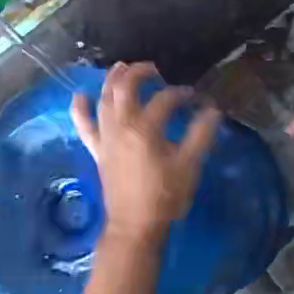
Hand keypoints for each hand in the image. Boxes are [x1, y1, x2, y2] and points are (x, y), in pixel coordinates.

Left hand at [72, 62, 221, 245]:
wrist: (135, 226)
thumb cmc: (166, 197)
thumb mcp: (190, 166)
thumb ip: (201, 135)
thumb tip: (213, 110)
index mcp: (145, 128)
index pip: (165, 99)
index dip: (181, 94)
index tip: (195, 98)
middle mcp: (121, 126)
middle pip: (126, 88)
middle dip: (140, 73)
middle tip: (154, 69)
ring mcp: (106, 137)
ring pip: (104, 99)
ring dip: (113, 80)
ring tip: (122, 67)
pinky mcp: (98, 150)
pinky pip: (84, 125)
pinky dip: (80, 108)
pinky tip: (80, 95)